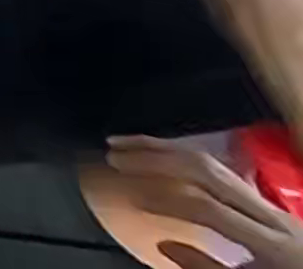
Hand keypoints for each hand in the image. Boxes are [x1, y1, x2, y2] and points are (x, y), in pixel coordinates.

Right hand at [107, 135, 302, 268]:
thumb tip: (164, 244)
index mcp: (276, 245)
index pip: (206, 207)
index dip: (162, 198)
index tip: (131, 197)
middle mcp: (275, 218)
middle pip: (204, 172)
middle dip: (152, 160)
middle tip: (113, 158)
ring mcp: (273, 206)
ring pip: (209, 162)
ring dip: (158, 148)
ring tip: (120, 144)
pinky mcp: (266, 202)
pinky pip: (216, 168)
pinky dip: (177, 155)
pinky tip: (152, 152)